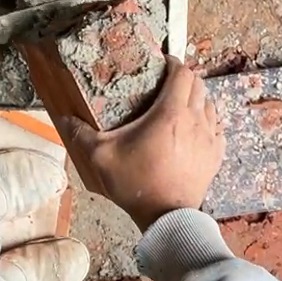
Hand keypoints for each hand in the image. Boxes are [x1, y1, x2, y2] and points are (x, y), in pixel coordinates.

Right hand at [56, 59, 224, 229]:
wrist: (167, 217)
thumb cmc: (136, 183)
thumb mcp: (101, 157)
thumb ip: (82, 134)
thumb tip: (64, 118)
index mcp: (171, 113)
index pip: (183, 74)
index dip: (174, 63)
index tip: (161, 63)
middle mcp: (196, 120)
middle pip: (199, 84)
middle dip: (184, 78)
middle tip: (166, 82)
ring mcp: (210, 138)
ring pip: (210, 104)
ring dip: (196, 98)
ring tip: (179, 103)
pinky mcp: (216, 155)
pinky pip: (217, 127)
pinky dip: (207, 119)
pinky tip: (195, 127)